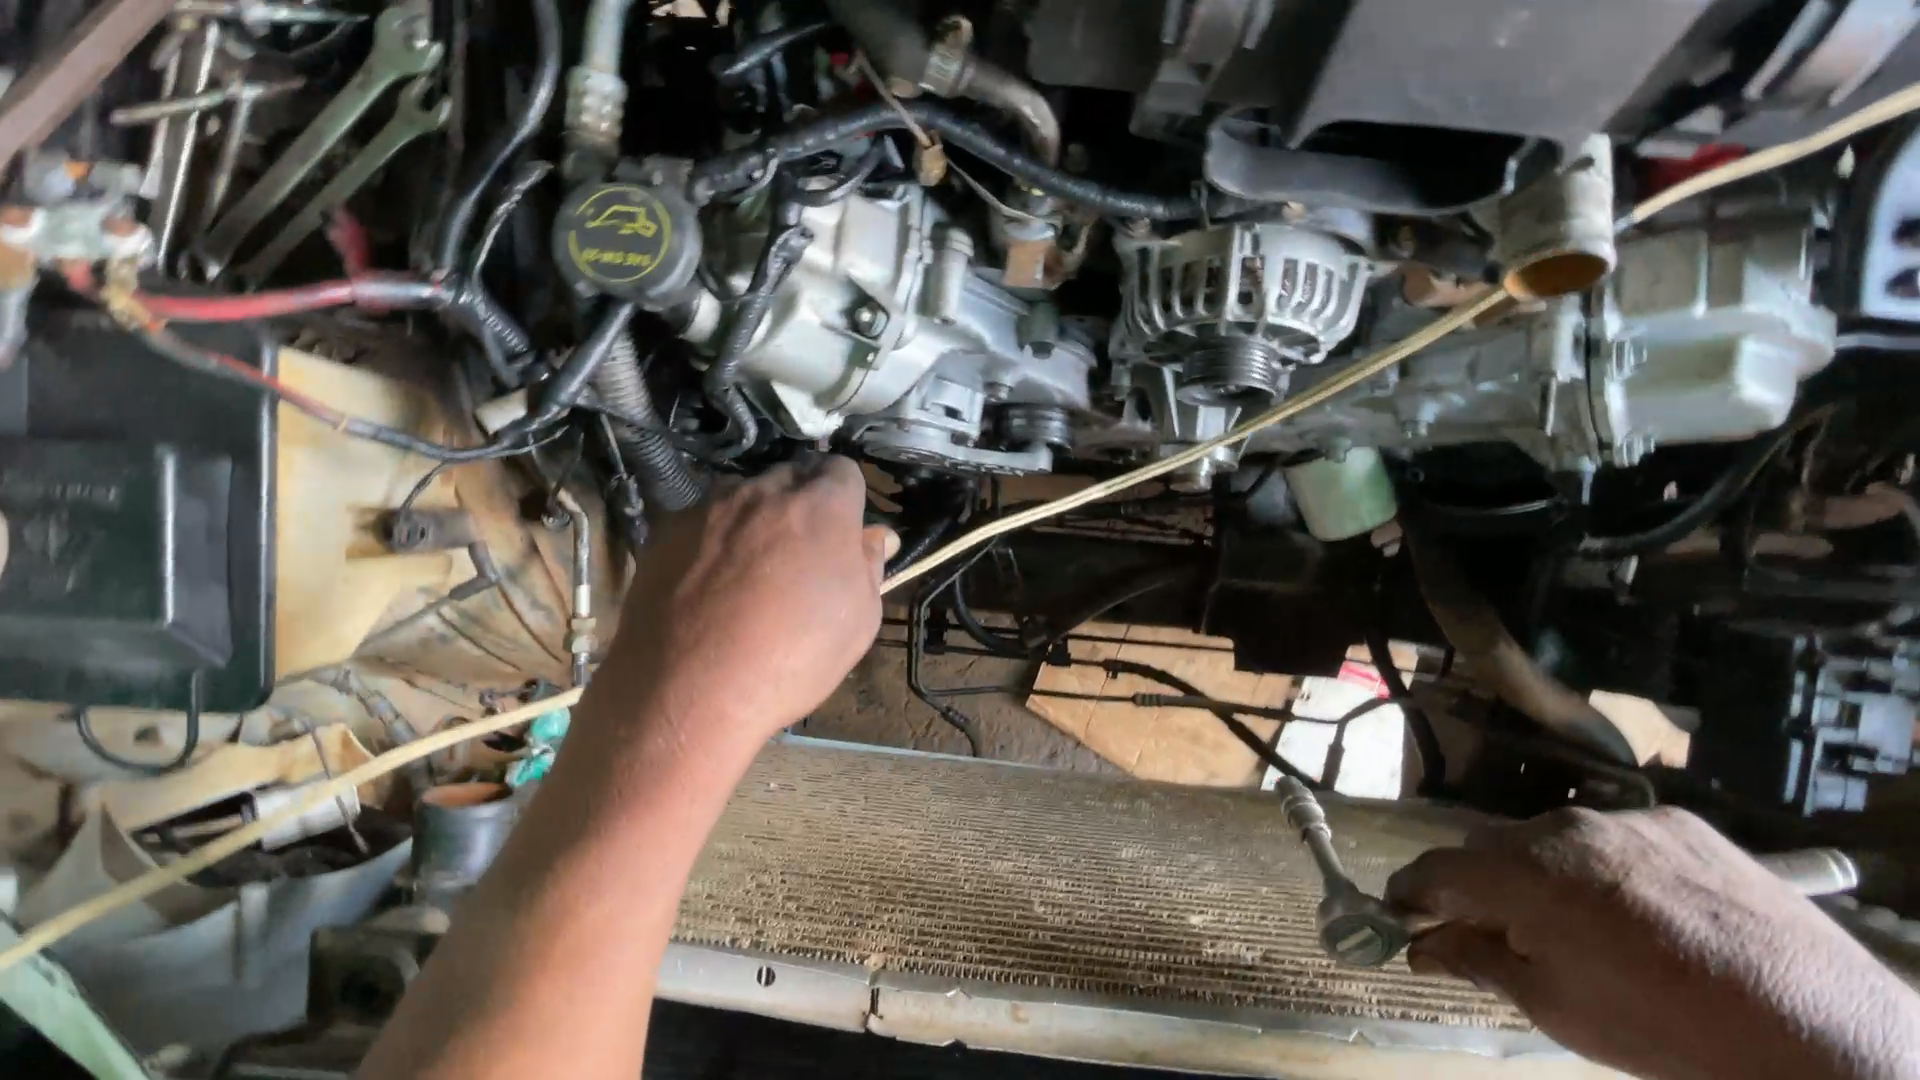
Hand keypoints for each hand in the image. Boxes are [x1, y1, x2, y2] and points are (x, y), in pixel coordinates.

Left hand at [585, 456, 896, 758]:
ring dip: (753, 519)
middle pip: (790, 478)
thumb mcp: (860, 619)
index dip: (845, 501)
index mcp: (821, 503)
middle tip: (798, 556)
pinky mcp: (665, 530)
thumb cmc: (795, 657)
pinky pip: (700, 523)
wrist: (691, 691)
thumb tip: (874, 536)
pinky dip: (710, 543)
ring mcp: (708, 507)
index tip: (841, 535)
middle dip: (800, 505)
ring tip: (747, 572)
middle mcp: (763, 489)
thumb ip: (870, 564)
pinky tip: (706, 587)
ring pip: (741, 497)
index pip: (843, 469)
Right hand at [1387, 807, 1919, 1079]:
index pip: (1432, 869)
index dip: (1408, 893)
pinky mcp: (1681, 824)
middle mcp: (1560, 828)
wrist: (1826, 1038)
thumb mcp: (1554, 1008)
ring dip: (1542, 872)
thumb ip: (1476, 959)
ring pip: (1549, 837)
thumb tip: (1421, 944)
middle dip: (1479, 885)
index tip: (1401, 916)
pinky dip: (1606, 867)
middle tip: (1499, 931)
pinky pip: (1614, 836)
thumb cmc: (1665, 1030)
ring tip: (1585, 924)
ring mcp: (1624, 819)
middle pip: (1487, 847)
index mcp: (1520, 874)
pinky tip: (1645, 911)